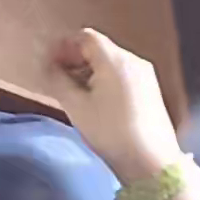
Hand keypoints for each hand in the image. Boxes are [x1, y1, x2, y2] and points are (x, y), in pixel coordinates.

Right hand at [52, 28, 188, 185]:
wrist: (152, 163)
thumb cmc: (109, 131)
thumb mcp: (75, 106)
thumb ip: (57, 79)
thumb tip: (48, 65)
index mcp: (114, 59)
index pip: (84, 37)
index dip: (63, 46)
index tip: (48, 63)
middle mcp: (132, 60)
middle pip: (97, 47)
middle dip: (74, 58)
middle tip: (56, 77)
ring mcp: (145, 75)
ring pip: (109, 61)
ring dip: (87, 70)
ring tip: (73, 92)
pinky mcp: (150, 90)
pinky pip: (120, 74)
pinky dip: (103, 78)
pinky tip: (95, 100)